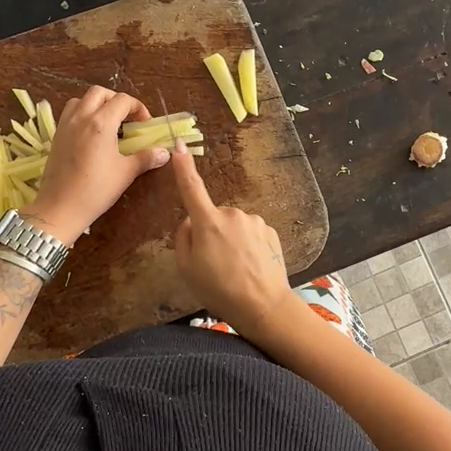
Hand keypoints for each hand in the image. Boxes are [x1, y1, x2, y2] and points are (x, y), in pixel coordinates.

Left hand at [22, 87, 169, 243]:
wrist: (60, 208)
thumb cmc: (95, 190)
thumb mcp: (125, 173)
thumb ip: (146, 158)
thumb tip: (164, 152)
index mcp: (101, 123)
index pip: (122, 100)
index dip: (138, 108)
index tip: (144, 124)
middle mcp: (81, 118)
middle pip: (100, 93)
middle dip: (116, 100)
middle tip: (127, 118)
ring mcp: (65, 125)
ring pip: (81, 100)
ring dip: (97, 104)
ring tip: (108, 122)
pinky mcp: (56, 136)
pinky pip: (69, 113)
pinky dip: (82, 113)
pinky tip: (90, 133)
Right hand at [171, 140, 295, 327]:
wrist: (264, 306)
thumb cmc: (219, 290)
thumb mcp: (187, 269)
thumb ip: (183, 239)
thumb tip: (190, 222)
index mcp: (208, 222)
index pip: (191, 188)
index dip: (183, 167)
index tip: (179, 144)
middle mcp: (232, 214)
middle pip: (213, 218)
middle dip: (211, 234)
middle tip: (214, 265)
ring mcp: (254, 221)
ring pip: (234, 227)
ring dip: (231, 242)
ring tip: (235, 272)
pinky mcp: (270, 231)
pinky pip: (251, 235)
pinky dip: (248, 248)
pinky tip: (250, 268)